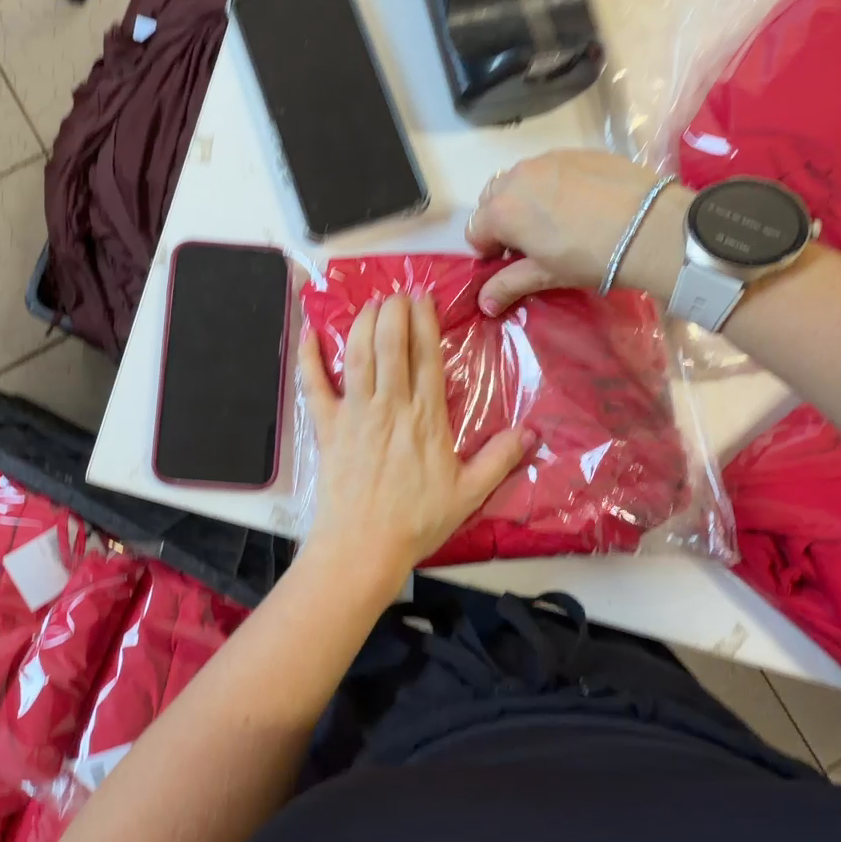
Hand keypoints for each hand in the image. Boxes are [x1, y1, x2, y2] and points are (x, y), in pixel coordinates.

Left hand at [298, 294, 528, 581]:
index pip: (426, 357)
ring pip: (357, 356)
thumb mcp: (468, 494)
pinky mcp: (327, 427)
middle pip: (389, 345)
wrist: (363, 547)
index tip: (422, 297)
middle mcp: (389, 406)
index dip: (424, 322)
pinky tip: (309, 333)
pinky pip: (315, 385)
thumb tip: (530, 434)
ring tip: (369, 304)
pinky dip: (309, 358)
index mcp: (425, 418)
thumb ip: (499, 459)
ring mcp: (354, 414)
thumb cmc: (417, 522)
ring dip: (361, 323)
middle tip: (396, 294)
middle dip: (392, 312)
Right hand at [466, 149, 693, 314]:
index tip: (513, 262)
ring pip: (519, 179)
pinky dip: (551, 184)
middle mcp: (517, 177)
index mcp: (502, 210)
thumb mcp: (546, 275)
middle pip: (491, 199)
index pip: (475, 231)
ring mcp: (546, 159)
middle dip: (502, 220)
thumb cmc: (591, 257)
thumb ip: (508, 285)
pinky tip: (579, 202)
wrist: (652, 228)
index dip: (490, 251)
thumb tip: (484, 304)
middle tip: (532, 241)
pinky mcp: (575, 151)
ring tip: (556, 219)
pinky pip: (548, 167)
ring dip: (525, 199)